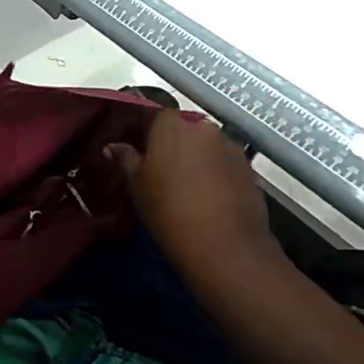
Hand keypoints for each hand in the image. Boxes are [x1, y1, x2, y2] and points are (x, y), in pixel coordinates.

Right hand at [106, 109, 278, 271]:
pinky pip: (226, 164)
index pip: (156, 116)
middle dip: (177, 146)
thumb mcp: (137, 185)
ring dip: (200, 159)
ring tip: (192, 188)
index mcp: (171, 124)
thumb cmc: (169, 210)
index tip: (145, 155)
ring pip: (208, 146)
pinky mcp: (250, 168)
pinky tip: (213, 198)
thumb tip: (112, 147)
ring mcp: (231, 146)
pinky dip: (219, 174)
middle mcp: (203, 127)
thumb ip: (126, 159)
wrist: (225, 248)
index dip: (150, 135)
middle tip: (166, 173)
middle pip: (185, 129)